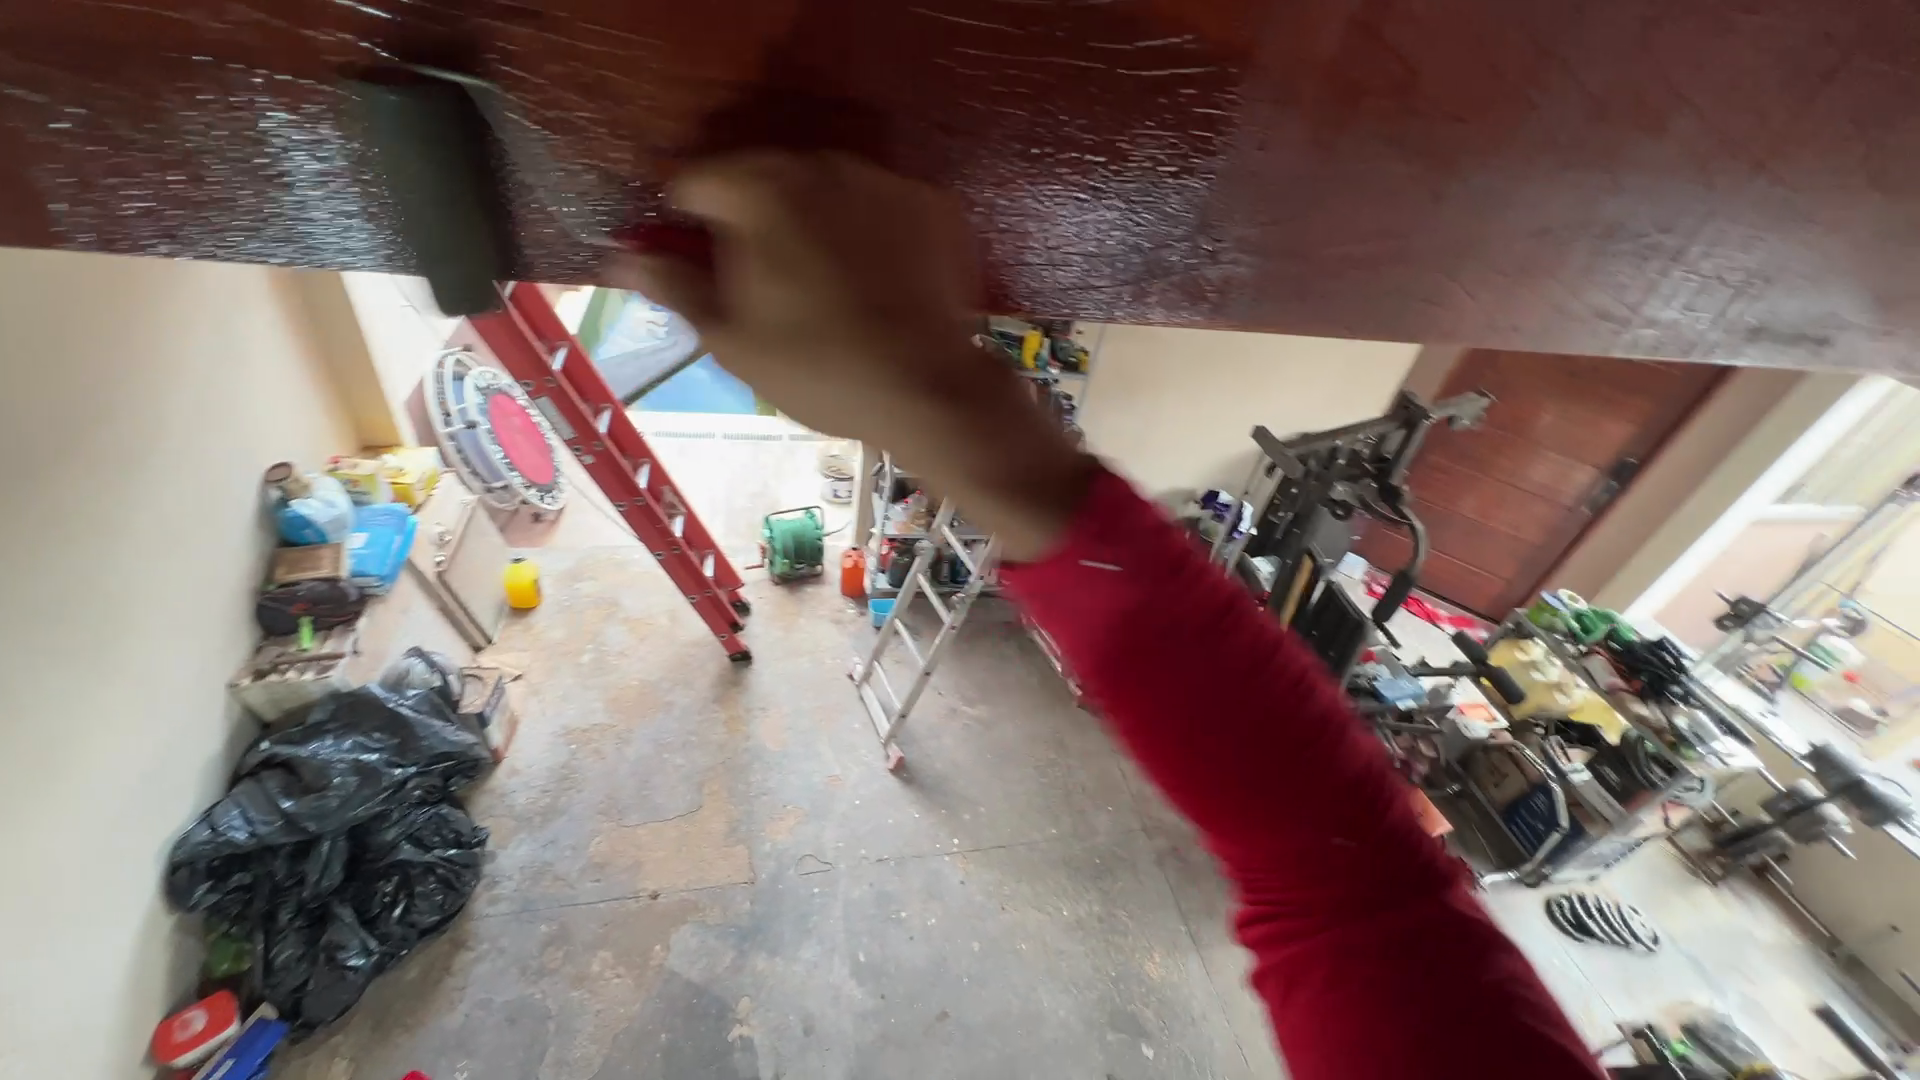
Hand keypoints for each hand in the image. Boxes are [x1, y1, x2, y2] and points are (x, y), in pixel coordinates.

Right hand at [606, 152, 1092, 559]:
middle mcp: (820, 165)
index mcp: (758, 192)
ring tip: (827, 284)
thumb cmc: (819, 373)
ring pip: (824, 188)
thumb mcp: (733, 341)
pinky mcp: (931, 204)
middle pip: (762, 177)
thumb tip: (619, 256)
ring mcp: (882, 180)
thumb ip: (675, 287)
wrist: (929, 391)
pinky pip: (878, 206)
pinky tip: (876, 280)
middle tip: (769, 283)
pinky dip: (868, 231)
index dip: (688, 224)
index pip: (695, 182)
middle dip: (752, 219)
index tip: (703, 264)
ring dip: (811, 220)